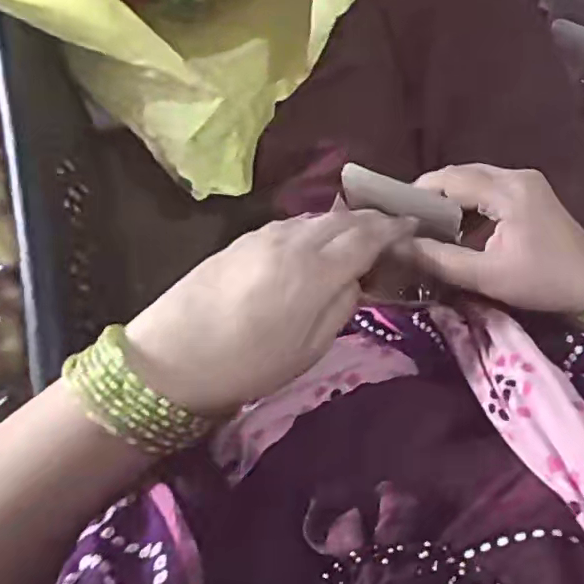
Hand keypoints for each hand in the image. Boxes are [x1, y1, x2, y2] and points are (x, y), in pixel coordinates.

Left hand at [122, 210, 414, 413]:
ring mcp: (264, 236)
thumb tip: (355, 279)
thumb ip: (341, 306)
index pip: (367, 236)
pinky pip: (293, 224)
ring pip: (318, 217)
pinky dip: (317, 227)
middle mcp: (292, 242)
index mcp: (314, 271)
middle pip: (345, 218)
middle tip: (395, 228)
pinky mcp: (243, 239)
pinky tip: (320, 241)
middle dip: (374, 219)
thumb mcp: (310, 349)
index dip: (395, 229)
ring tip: (362, 234)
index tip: (415, 225)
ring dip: (346, 221)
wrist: (168, 360)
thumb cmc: (248, 366)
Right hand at [403, 164, 583, 314]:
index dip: (418, 193)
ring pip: (475, 179)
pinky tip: (458, 226)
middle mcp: (517, 175)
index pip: (449, 179)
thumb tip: (399, 247)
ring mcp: (527, 181)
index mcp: (507, 190)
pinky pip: (490, 188)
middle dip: (432, 195)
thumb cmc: (542, 282)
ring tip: (428, 226)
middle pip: (461, 174)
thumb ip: (440, 259)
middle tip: (408, 221)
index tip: (394, 214)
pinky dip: (470, 202)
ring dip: (451, 198)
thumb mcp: (487, 275)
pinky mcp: (532, 192)